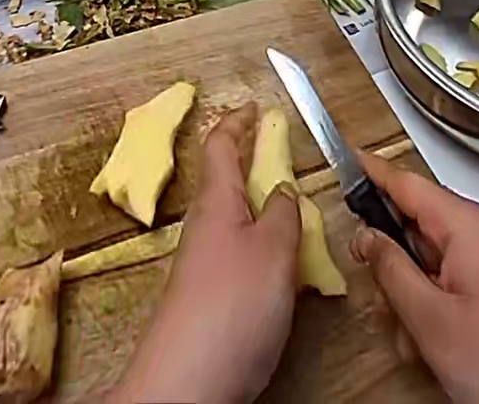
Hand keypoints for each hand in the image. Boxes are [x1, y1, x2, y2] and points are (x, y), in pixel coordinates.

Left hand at [108, 104, 300, 403]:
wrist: (192, 371)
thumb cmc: (231, 303)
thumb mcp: (271, 252)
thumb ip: (281, 217)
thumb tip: (283, 188)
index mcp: (215, 200)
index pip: (219, 145)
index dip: (235, 122)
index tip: (251, 106)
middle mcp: (206, 220)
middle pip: (224, 175)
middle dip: (246, 155)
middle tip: (274, 144)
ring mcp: (206, 254)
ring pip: (232, 209)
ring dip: (255, 194)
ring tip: (285, 193)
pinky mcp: (212, 286)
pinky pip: (238, 242)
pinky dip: (259, 232)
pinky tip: (279, 253)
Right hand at [351, 152, 478, 403]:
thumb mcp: (430, 317)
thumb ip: (387, 266)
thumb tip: (365, 237)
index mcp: (466, 225)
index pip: (401, 178)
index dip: (365, 168)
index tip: (338, 154)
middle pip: (412, 225)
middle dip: (389, 261)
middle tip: (379, 295)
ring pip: (430, 261)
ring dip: (410, 294)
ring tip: (412, 338)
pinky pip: (453, 284)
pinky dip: (435, 308)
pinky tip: (433, 347)